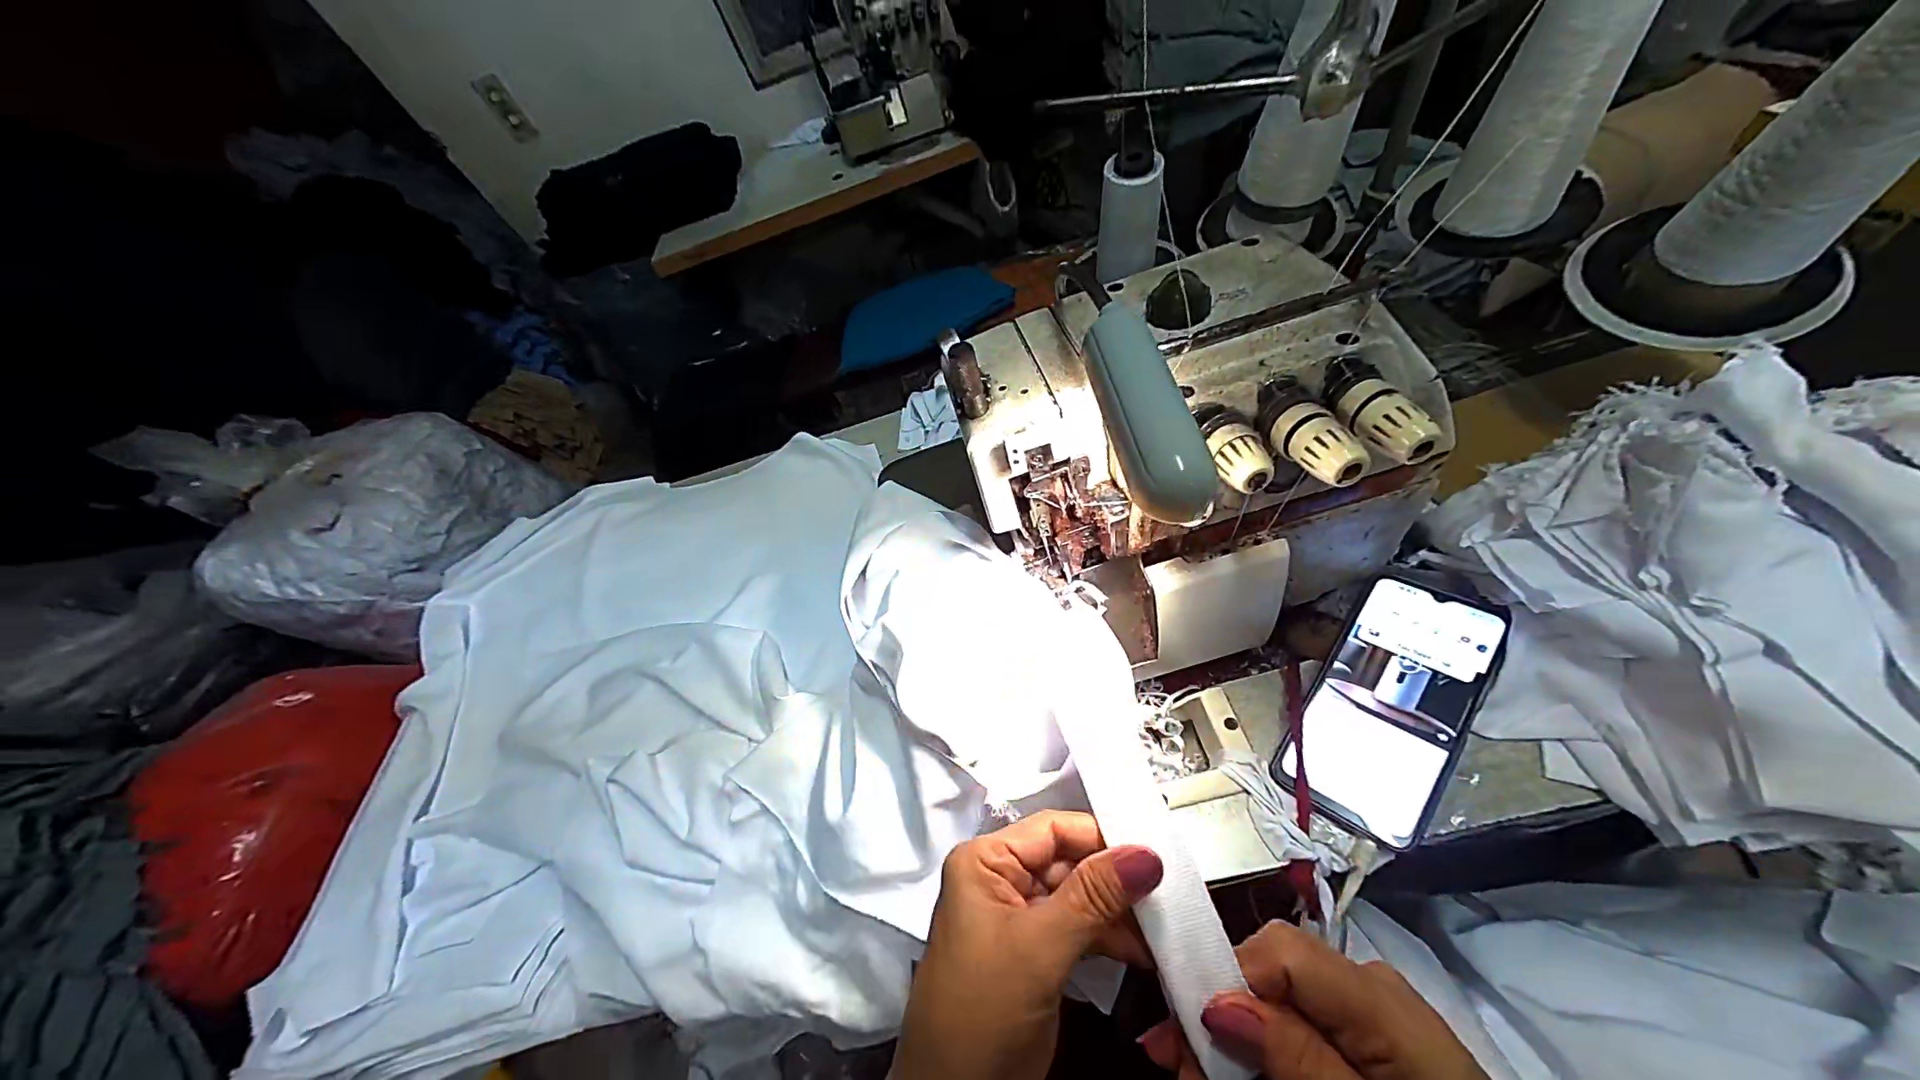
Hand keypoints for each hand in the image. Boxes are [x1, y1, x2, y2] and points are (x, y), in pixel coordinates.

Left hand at [890, 811, 1164, 1079]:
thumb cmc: (980, 1011)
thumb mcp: (1039, 948)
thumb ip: (1094, 897)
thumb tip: (1146, 853)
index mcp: (986, 861)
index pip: (1053, 829)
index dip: (1103, 837)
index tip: (1157, 852)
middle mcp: (1000, 879)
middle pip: (1069, 860)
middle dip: (1117, 879)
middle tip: (1169, 895)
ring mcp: (1017, 916)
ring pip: (1079, 895)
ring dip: (1119, 911)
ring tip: (1162, 929)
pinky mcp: (1034, 951)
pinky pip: (1078, 927)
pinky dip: (1109, 937)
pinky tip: (1143, 951)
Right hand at [1138, 919, 1486, 1079]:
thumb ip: (1298, 1058)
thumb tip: (1216, 1002)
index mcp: (1379, 998)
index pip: (1279, 949)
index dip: (1225, 981)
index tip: (1185, 1041)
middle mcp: (1372, 984)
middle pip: (1272, 969)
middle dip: (1220, 1013)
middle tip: (1179, 1067)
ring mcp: (1374, 1006)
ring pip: (1280, 994)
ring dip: (1237, 1033)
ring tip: (1203, 1072)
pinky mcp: (1373, 1031)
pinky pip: (1305, 1017)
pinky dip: (1270, 1043)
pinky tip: (1250, 1068)